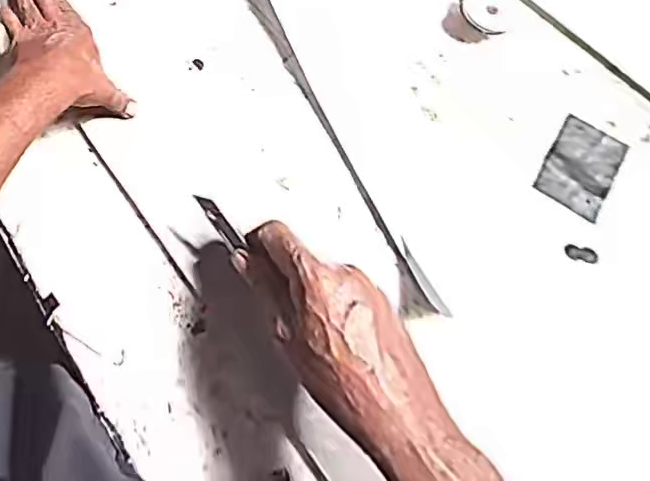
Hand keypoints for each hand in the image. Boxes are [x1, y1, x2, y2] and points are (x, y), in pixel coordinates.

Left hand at [0, 0, 132, 117]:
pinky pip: (11, 23)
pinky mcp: (20, 42)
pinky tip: (0, 7)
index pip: (67, 6)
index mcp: (77, 31)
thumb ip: (116, 97)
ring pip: (26, 5)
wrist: (50, 82)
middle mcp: (55, 27)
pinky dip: (4, 14)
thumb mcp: (102, 90)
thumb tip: (129, 107)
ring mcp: (36, 32)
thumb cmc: (73, 78)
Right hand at [234, 221, 410, 442]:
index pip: (276, 232)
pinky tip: (334, 331)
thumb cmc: (350, 390)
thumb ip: (265, 289)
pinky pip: (348, 284)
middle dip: (284, 267)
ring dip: (311, 284)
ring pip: (324, 268)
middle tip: (275, 295)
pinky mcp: (383, 298)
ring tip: (309, 324)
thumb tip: (249, 264)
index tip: (250, 252)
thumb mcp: (289, 339)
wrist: (400, 418)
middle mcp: (345, 272)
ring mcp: (368, 283)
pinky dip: (335, 297)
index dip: (256, 240)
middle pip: (301, 249)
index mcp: (316, 277)